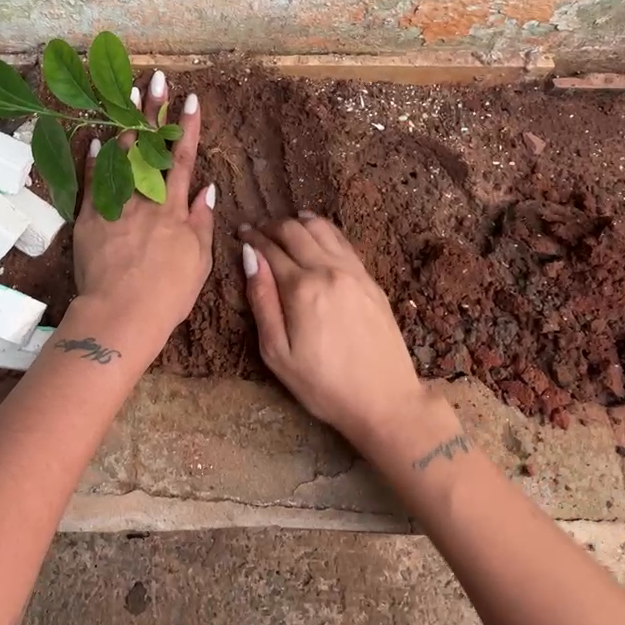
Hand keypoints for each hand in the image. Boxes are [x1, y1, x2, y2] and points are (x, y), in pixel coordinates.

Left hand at [66, 71, 216, 353]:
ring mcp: (115, 206)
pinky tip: (95, 137)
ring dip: (125, 124)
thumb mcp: (199, 261)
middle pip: (150, 148)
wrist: (122, 313)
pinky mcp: (90, 219)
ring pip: (120, 157)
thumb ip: (201, 221)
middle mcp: (145, 199)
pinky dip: (94, 160)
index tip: (191, 100)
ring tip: (126, 94)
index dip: (187, 128)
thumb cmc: (167, 294)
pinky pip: (91, 183)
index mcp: (173, 209)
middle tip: (156, 79)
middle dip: (155, 112)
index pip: (183, 159)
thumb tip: (207, 189)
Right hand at [240, 215, 427, 446]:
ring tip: (284, 226)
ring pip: (322, 229)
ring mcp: (354, 273)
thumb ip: (262, 301)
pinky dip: (324, 230)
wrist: (385, 402)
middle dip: (271, 226)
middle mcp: (328, 271)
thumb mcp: (277, 353)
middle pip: (295, 231)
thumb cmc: (324, 386)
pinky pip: (343, 242)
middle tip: (257, 230)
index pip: (270, 249)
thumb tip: (250, 257)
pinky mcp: (370, 280)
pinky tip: (315, 233)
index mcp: (301, 289)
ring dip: (298, 222)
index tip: (239, 233)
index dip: (251, 238)